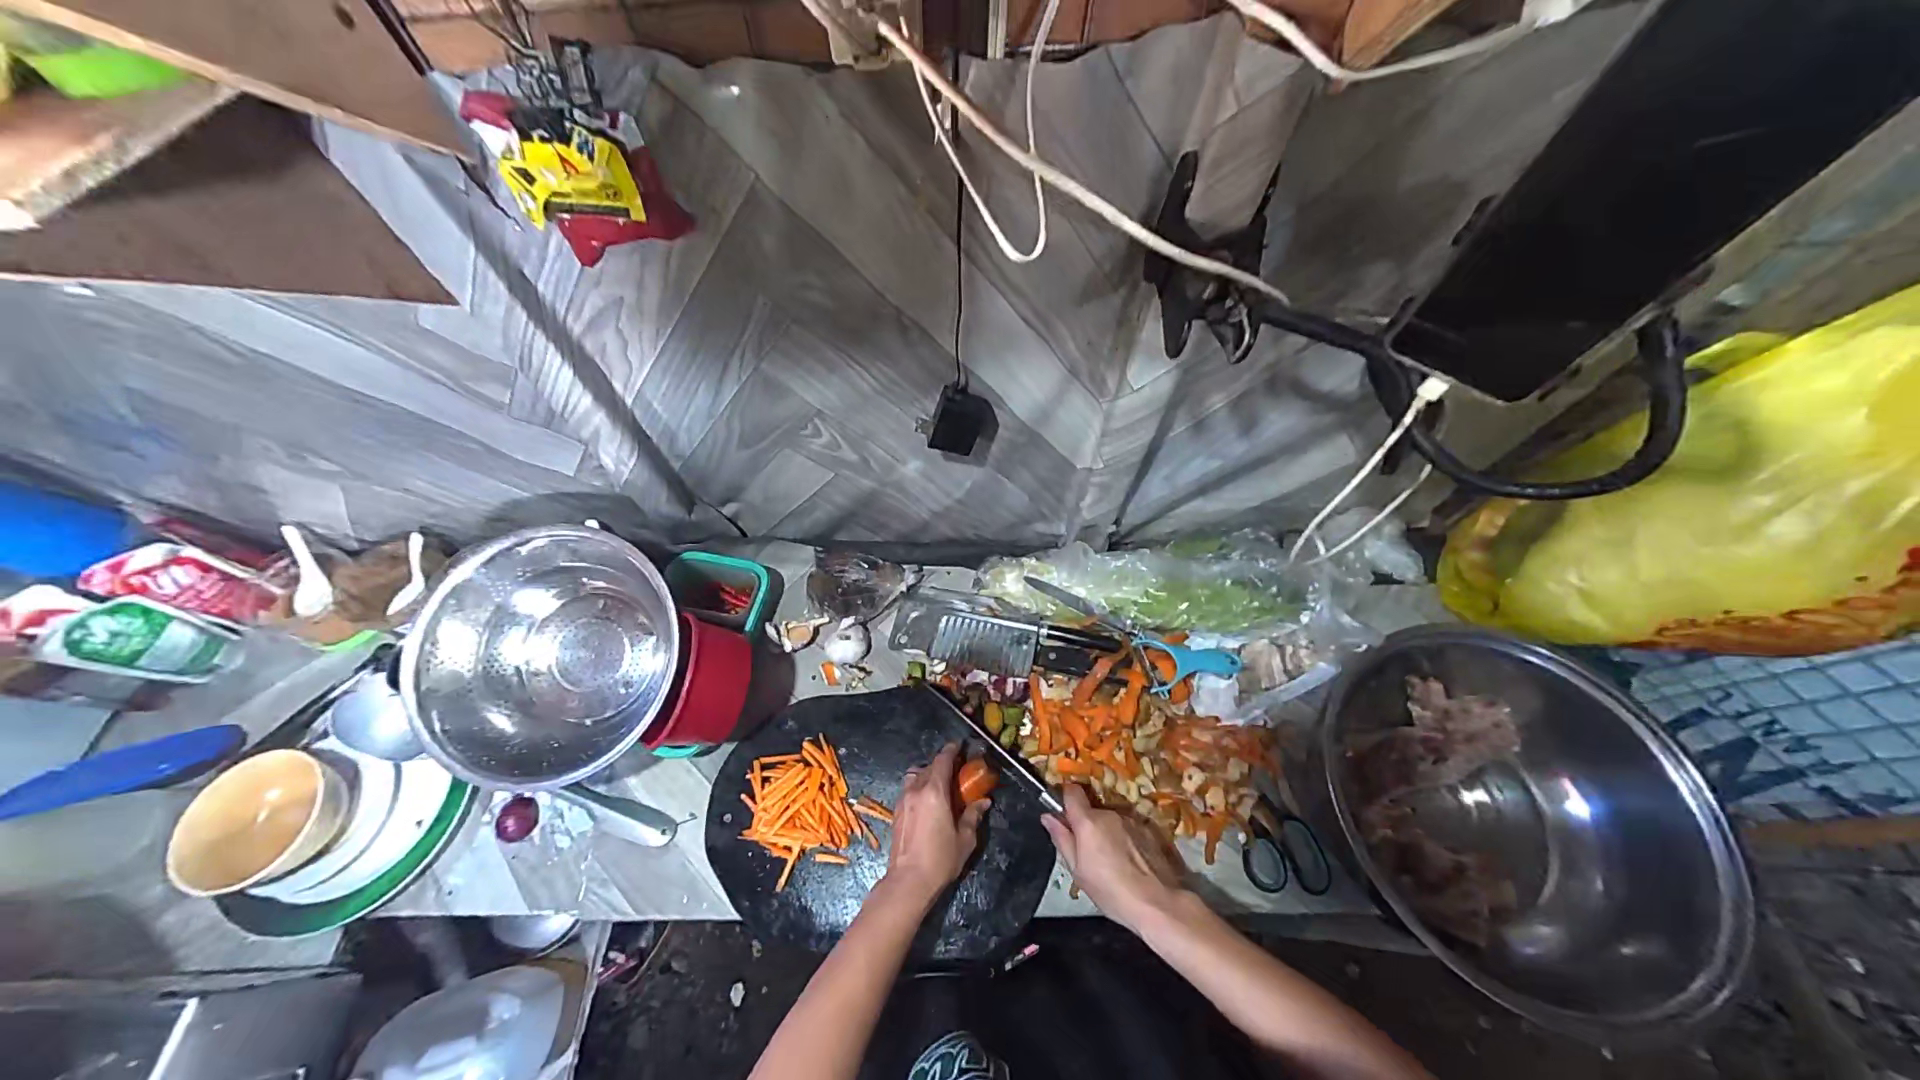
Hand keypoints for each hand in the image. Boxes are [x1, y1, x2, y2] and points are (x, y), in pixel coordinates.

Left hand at [882, 742, 987, 905]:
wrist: (908, 881)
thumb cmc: (940, 859)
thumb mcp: (965, 838)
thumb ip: (973, 815)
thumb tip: (983, 802)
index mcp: (934, 791)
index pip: (942, 760)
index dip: (951, 750)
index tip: (959, 747)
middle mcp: (915, 790)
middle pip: (927, 767)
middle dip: (940, 764)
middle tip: (954, 771)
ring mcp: (902, 801)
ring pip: (914, 777)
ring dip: (926, 775)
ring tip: (939, 787)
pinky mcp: (896, 813)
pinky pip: (908, 791)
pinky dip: (918, 789)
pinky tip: (927, 804)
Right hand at [1042, 784, 1186, 932]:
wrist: (1158, 903)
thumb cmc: (1111, 892)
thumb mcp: (1078, 871)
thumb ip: (1062, 839)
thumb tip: (1048, 817)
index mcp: (1089, 821)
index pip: (1072, 791)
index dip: (1066, 800)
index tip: (1064, 817)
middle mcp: (1111, 814)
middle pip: (1093, 811)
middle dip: (1088, 826)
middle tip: (1090, 854)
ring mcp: (1132, 821)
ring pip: (1112, 822)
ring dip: (1108, 834)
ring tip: (1114, 863)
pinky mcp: (1149, 831)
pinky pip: (1129, 830)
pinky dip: (1126, 841)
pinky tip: (1131, 864)